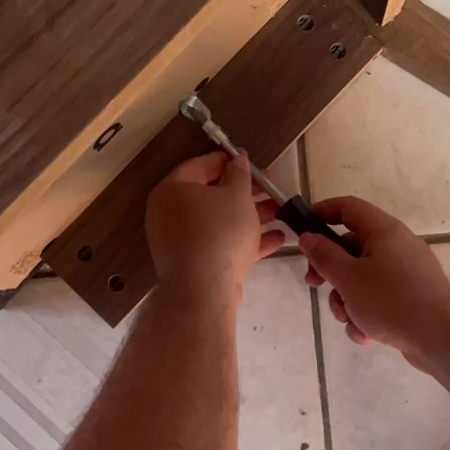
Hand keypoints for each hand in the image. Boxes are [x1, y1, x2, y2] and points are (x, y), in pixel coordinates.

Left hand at [146, 152, 284, 302]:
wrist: (203, 289)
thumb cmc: (218, 231)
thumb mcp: (236, 195)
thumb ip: (239, 175)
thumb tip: (238, 159)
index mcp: (172, 190)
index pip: (199, 166)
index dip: (227, 161)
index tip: (250, 161)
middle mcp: (170, 215)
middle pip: (211, 196)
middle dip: (245, 192)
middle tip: (270, 188)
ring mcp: (181, 242)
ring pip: (219, 222)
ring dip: (250, 216)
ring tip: (279, 213)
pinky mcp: (195, 265)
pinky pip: (221, 245)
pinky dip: (245, 240)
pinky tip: (276, 239)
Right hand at [297, 196, 449, 364]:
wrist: (442, 338)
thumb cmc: (391, 301)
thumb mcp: (348, 278)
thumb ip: (324, 255)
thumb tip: (309, 237)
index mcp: (384, 231)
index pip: (348, 207)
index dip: (322, 211)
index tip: (302, 227)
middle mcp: (398, 246)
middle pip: (352, 247)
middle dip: (330, 270)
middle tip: (313, 284)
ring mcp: (407, 272)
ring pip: (363, 278)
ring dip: (347, 299)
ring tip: (348, 319)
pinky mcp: (412, 297)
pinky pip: (380, 298)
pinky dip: (367, 314)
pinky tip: (365, 334)